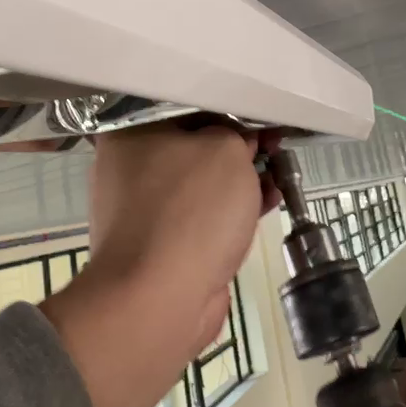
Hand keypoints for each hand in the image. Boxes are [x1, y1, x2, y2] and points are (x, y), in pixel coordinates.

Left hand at [39, 122, 280, 406]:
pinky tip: (266, 204)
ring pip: (201, 182)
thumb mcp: (227, 150)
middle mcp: (127, 167)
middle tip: (274, 145)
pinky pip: (201, 215)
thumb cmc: (191, 211)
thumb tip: (240, 141)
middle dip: (238, 146)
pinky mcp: (159, 244)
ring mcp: (141, 209)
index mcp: (130, 133)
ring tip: (278, 176)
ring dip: (241, 179)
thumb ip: (238, 134)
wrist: (158, 302)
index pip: (186, 104)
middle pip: (194, 144)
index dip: (229, 107)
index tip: (260, 115)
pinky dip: (231, 209)